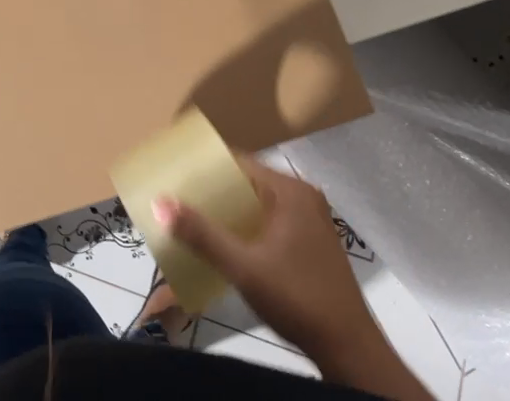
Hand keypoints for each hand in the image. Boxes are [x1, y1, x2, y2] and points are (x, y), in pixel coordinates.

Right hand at [155, 157, 378, 382]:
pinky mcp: (311, 242)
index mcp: (290, 191)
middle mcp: (302, 197)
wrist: (348, 347)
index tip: (173, 174)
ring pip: (258, 204)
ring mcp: (310, 220)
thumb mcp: (243, 267)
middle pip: (247, 182)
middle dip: (212, 192)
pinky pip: (270, 221)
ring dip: (228, 212)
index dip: (205, 168)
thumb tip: (160, 202)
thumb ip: (201, 234)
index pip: (239, 162)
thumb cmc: (296, 298)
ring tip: (192, 220)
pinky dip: (246, 227)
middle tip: (176, 199)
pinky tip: (224, 244)